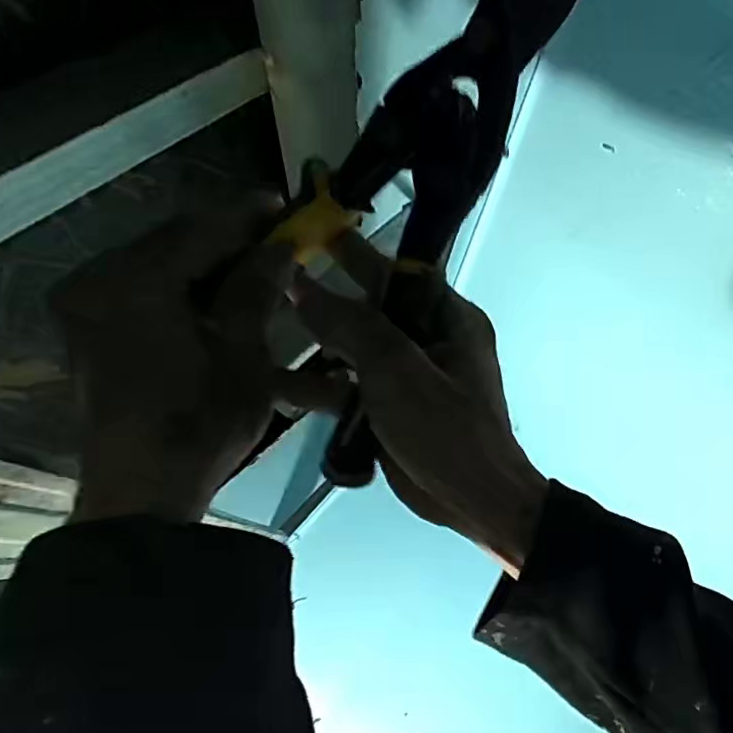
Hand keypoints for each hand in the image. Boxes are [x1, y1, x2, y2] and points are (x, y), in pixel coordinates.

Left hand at [51, 200, 297, 523]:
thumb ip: (257, 289)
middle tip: (276, 239)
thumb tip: (280, 244)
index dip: (249, 215)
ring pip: (159, 263)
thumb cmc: (200, 424)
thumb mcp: (244, 354)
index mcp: (133, 284)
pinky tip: (218, 296)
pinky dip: (184, 286)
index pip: (201, 230)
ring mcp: (86, 306)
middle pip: (174, 241)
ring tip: (255, 266)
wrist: (142, 493)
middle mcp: (97, 282)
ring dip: (208, 262)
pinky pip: (142, 288)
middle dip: (229, 237)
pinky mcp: (89, 329)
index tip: (287, 206)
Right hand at [286, 233, 547, 574]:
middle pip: (373, 310)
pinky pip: (354, 386)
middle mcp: (433, 340)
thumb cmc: (446, 430)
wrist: (471, 500)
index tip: (317, 231)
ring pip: (358, 350)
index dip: (358, 253)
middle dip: (328, 298)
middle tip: (277, 272)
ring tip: (261, 328)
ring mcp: (412, 376)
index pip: (400, 274)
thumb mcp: (398, 371)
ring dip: (317, 346)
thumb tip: (304, 286)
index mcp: (450, 320)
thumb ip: (352, 328)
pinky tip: (276, 384)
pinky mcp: (394, 408)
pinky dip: (322, 385)